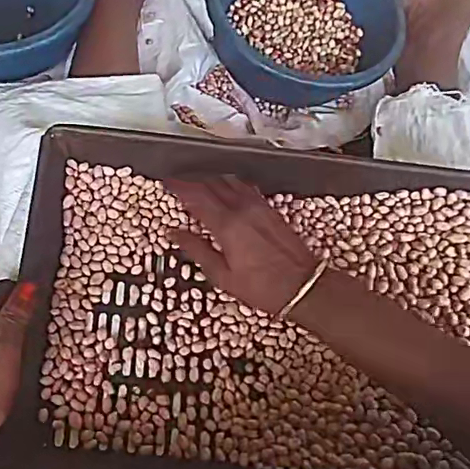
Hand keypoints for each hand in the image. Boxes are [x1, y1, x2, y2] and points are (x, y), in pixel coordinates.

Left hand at [0, 280, 37, 468]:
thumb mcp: (5, 350)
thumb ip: (15, 317)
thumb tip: (27, 286)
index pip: (0, 290)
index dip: (23, 286)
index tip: (44, 285)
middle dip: (18, 299)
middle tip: (44, 299)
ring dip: (13, 319)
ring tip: (37, 320)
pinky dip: (8, 339)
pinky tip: (19, 349)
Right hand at [166, 175, 319, 313]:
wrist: (302, 286)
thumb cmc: (263, 287)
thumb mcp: (223, 276)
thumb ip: (197, 250)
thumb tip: (174, 234)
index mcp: (228, 226)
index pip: (197, 196)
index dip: (179, 187)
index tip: (167, 184)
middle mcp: (243, 210)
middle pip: (212, 184)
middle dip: (192, 182)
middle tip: (179, 186)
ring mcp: (259, 207)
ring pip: (229, 181)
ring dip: (211, 181)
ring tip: (198, 187)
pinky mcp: (270, 209)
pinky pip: (245, 188)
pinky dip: (230, 186)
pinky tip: (226, 192)